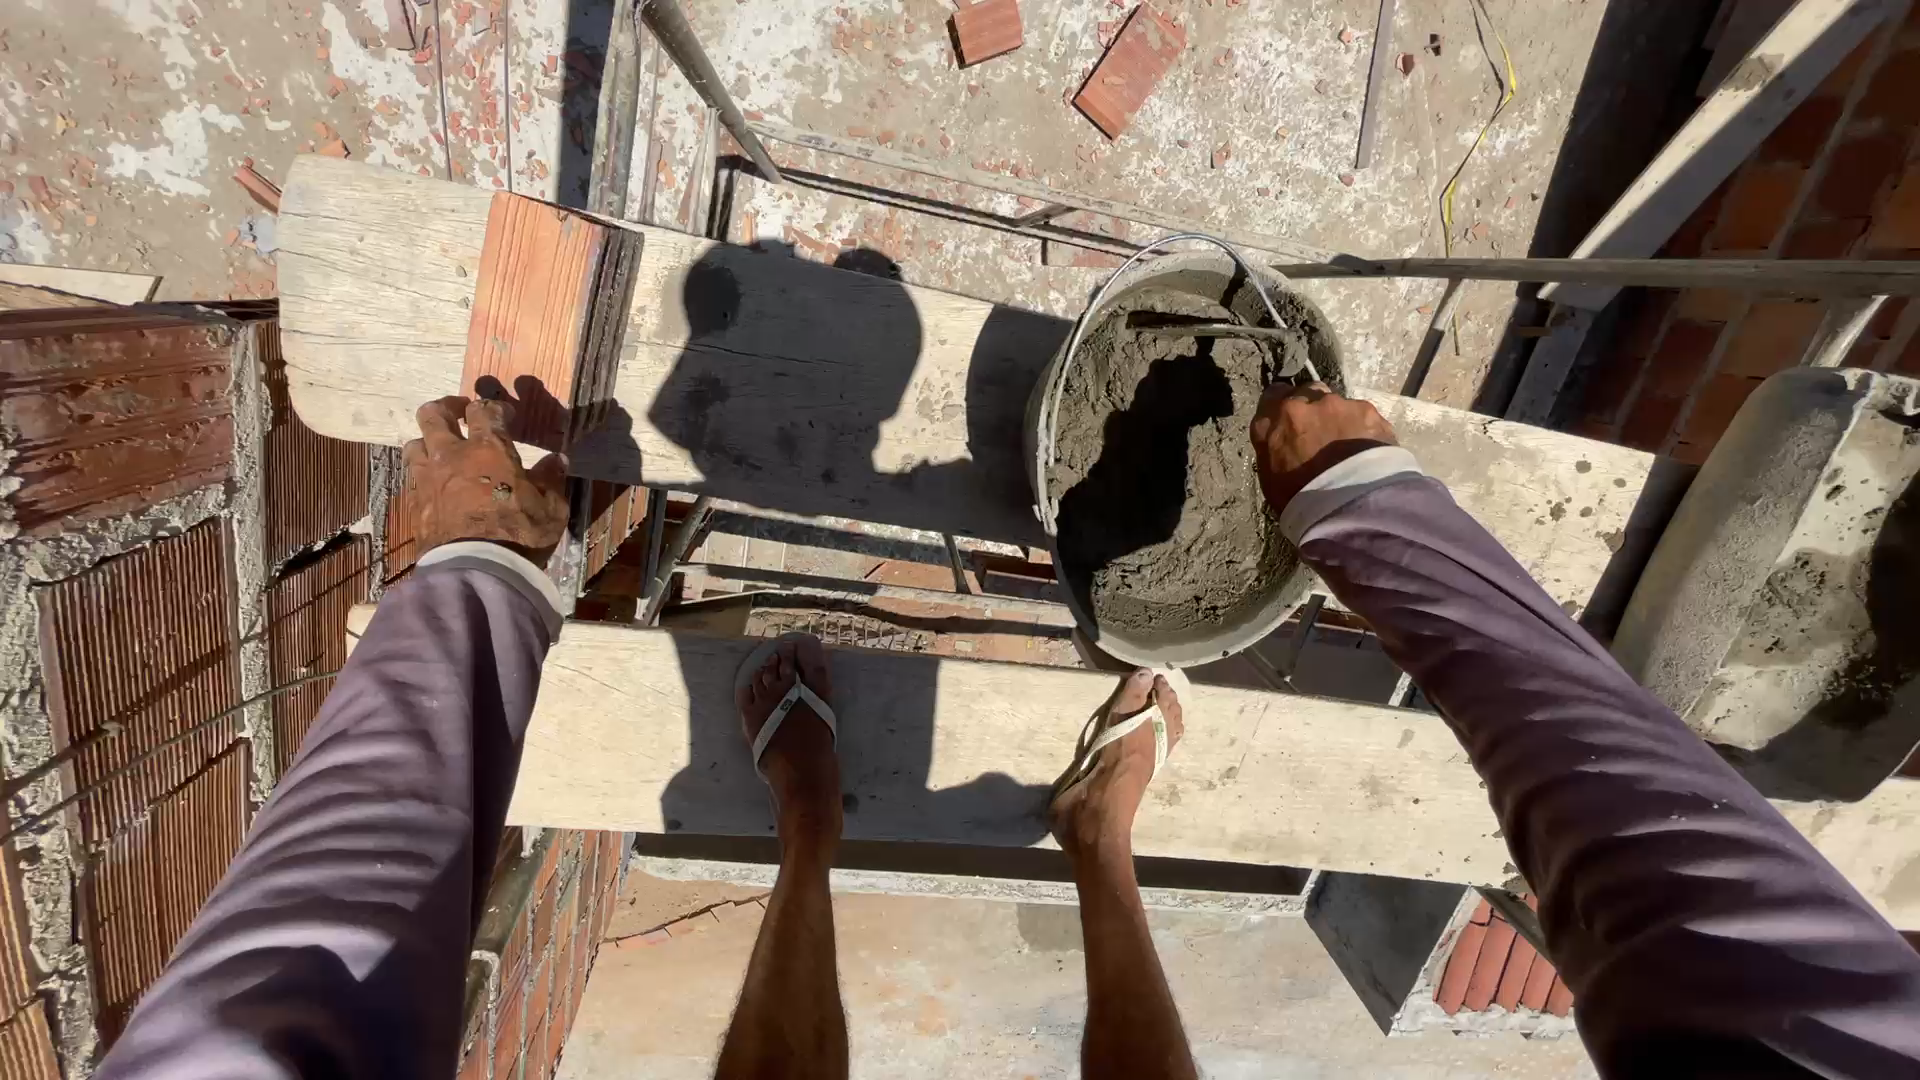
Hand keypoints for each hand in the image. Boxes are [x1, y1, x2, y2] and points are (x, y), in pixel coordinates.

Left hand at [403, 396, 569, 565]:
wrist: (478, 568)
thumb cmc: (521, 533)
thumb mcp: (552, 507)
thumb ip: (551, 479)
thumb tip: (557, 458)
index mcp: (489, 450)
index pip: (486, 411)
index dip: (496, 407)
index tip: (507, 413)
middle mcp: (452, 455)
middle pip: (434, 415)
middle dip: (447, 408)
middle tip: (460, 412)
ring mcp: (427, 477)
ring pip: (415, 442)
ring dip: (429, 441)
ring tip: (442, 450)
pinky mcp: (413, 501)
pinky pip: (412, 475)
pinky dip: (423, 471)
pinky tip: (435, 482)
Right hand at [1248, 382, 1398, 514]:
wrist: (1347, 501)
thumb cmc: (1299, 496)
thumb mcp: (1269, 474)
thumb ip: (1273, 445)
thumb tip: (1282, 439)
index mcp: (1272, 420)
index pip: (1272, 395)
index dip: (1281, 407)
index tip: (1288, 421)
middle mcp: (1303, 403)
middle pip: (1307, 393)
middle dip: (1311, 408)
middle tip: (1318, 433)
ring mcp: (1337, 404)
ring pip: (1336, 403)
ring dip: (1338, 418)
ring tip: (1346, 446)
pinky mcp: (1368, 410)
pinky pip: (1362, 414)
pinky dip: (1361, 427)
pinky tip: (1365, 449)